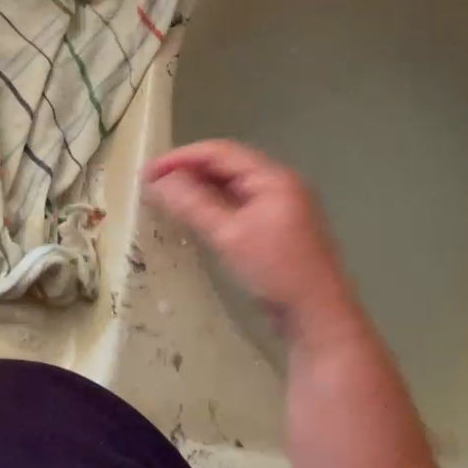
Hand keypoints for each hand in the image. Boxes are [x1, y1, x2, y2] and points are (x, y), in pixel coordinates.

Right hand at [144, 141, 356, 331]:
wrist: (319, 316)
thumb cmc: (276, 271)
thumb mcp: (229, 235)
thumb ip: (192, 203)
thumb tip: (159, 180)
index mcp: (274, 178)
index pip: (220, 152)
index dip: (181, 157)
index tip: (149, 171)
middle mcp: (280, 184)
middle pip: (227, 165)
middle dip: (188, 171)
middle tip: (153, 184)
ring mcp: (281, 206)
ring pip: (233, 185)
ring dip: (200, 188)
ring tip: (166, 197)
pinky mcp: (277, 228)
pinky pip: (239, 204)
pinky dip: (214, 205)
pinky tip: (194, 215)